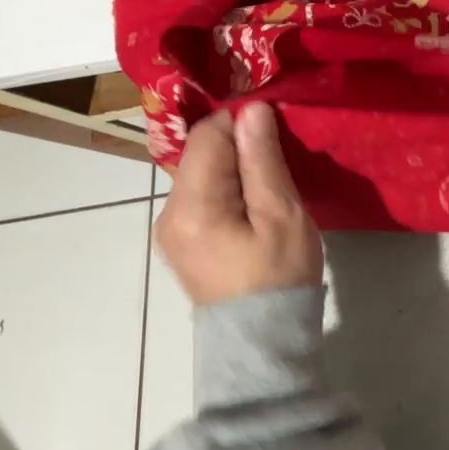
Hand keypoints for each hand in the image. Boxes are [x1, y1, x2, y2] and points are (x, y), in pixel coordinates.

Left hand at [155, 102, 322, 306]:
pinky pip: (202, 195)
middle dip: (238, 144)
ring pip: (201, 173)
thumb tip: (252, 110)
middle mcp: (168, 213)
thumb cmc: (278, 274)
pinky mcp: (182, 241)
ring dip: (234, 166)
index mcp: (191, 205)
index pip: (207, 136)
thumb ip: (262, 160)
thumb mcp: (280, 213)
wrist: (263, 339)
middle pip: (200, 154)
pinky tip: (254, 201)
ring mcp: (171, 229)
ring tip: (272, 179)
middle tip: (281, 155)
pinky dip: (227, 187)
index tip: (277, 127)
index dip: (241, 121)